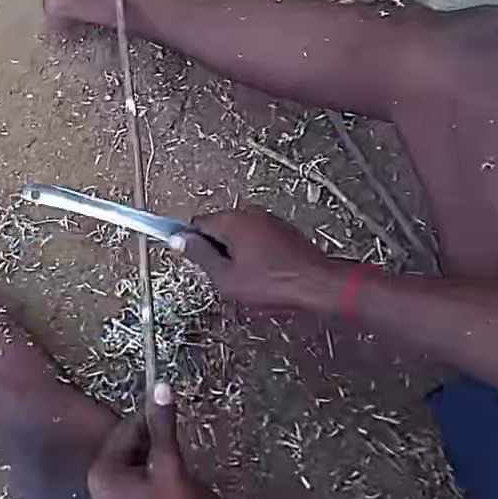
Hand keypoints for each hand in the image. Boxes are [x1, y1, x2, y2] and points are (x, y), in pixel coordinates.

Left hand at [87, 384, 215, 498]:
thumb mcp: (169, 469)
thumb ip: (163, 427)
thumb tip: (162, 385)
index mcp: (101, 472)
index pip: (127, 429)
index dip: (152, 423)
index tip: (171, 418)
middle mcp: (95, 490)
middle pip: (128, 451)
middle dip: (153, 450)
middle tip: (176, 457)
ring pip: (132, 473)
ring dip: (153, 470)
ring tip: (175, 480)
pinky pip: (132, 495)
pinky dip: (150, 490)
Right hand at [174, 208, 344, 311]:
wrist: (320, 285)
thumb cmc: (272, 284)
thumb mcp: (226, 277)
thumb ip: (199, 255)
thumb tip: (177, 239)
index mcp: (230, 221)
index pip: (197, 225)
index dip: (194, 246)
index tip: (201, 264)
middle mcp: (247, 213)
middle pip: (218, 228)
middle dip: (218, 251)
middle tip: (227, 276)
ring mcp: (268, 219)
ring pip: (238, 234)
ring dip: (237, 252)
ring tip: (250, 278)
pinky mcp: (283, 229)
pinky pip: (257, 237)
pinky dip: (256, 252)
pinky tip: (266, 274)